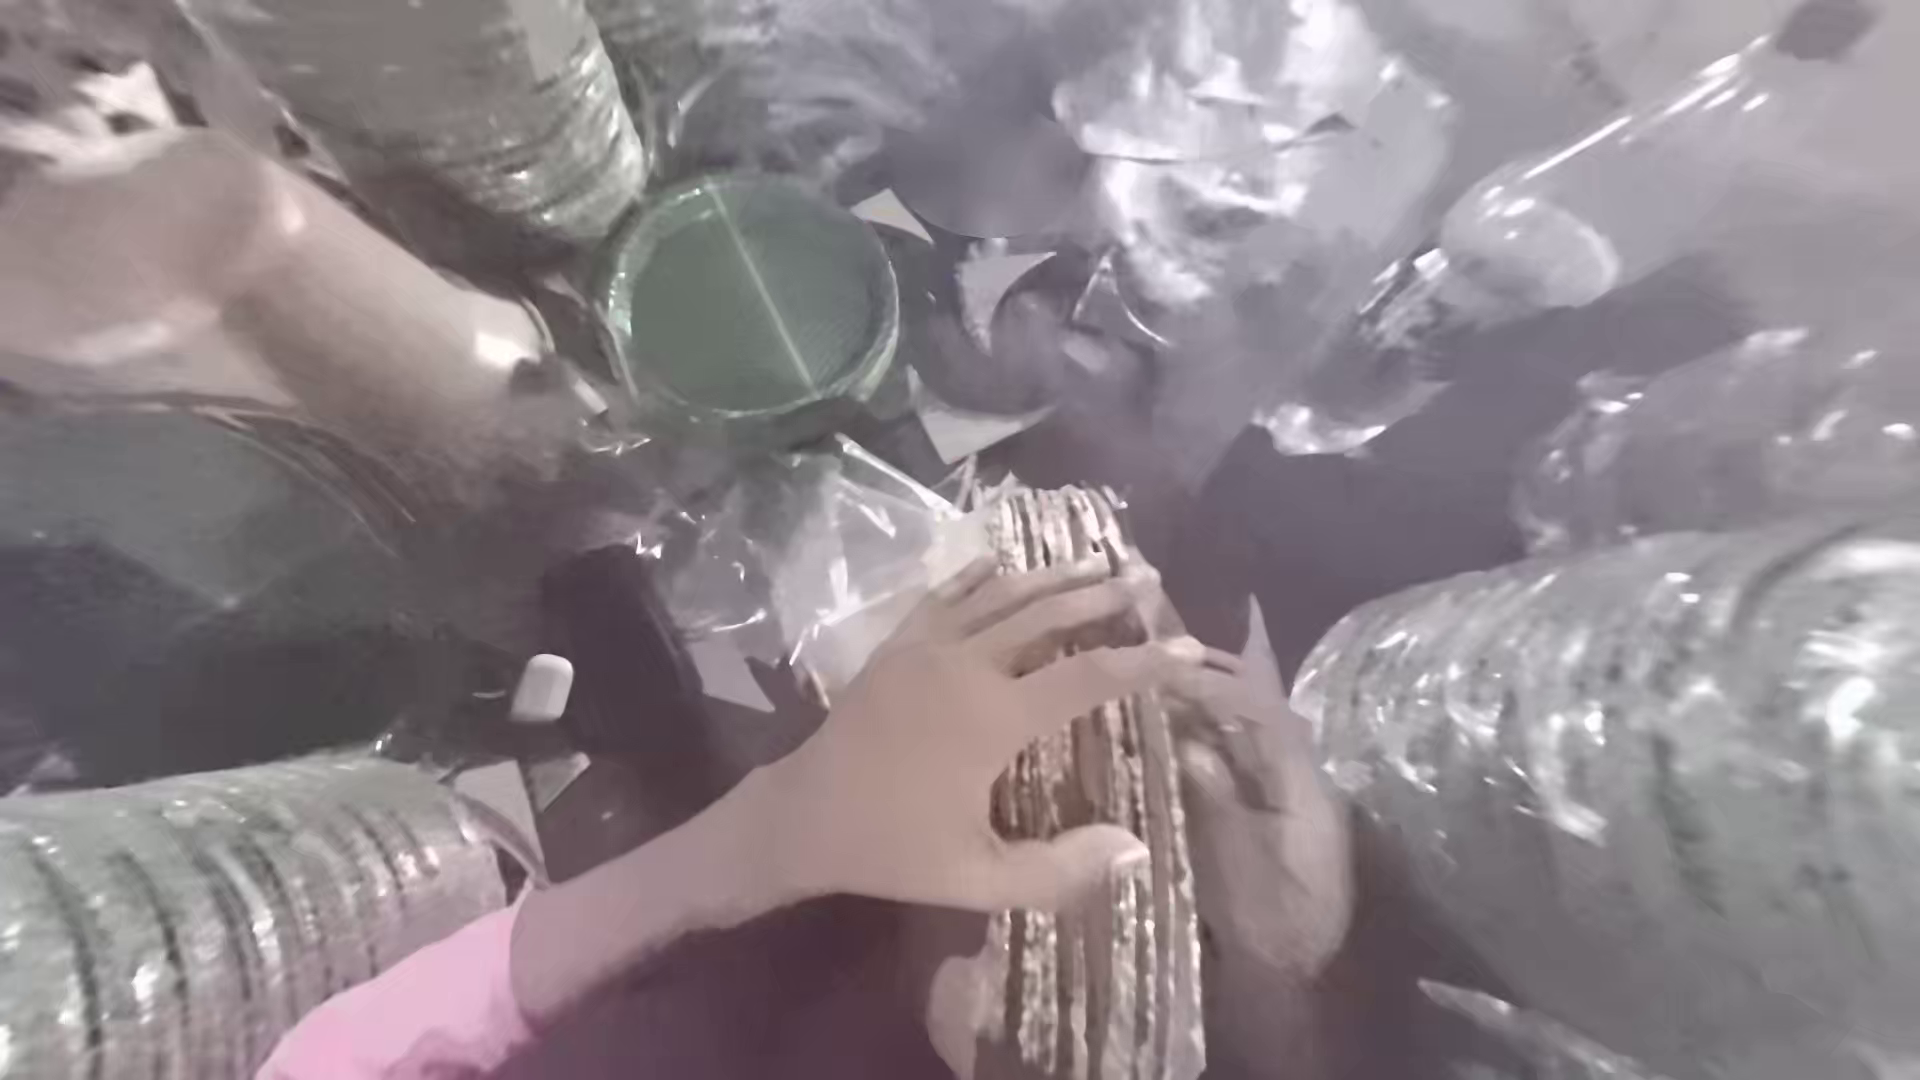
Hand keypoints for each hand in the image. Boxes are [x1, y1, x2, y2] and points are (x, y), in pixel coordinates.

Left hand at [763, 555, 1205, 912]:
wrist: (806, 813)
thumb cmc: (893, 847)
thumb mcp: (978, 879)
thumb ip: (1060, 871)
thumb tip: (1136, 848)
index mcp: (993, 718)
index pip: (1086, 678)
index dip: (1143, 662)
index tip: (1185, 648)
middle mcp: (967, 665)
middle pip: (1048, 616)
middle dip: (1101, 596)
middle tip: (1144, 578)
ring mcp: (928, 644)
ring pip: (1001, 594)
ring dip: (1050, 575)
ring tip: (1091, 559)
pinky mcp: (899, 640)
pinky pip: (946, 594)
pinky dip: (978, 573)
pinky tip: (999, 560)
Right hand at [1171, 596, 1351, 977]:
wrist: (1292, 969)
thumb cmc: (1272, 921)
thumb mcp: (1244, 870)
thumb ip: (1219, 805)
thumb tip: (1188, 746)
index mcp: (1303, 783)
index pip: (1264, 712)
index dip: (1216, 684)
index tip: (1166, 669)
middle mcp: (1289, 768)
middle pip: (1249, 705)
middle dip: (1201, 680)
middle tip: (1148, 662)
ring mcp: (1268, 779)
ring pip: (1231, 722)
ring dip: (1191, 700)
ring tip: (1144, 683)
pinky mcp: (1249, 793)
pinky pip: (1219, 747)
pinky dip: (1187, 730)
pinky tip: (1154, 724)